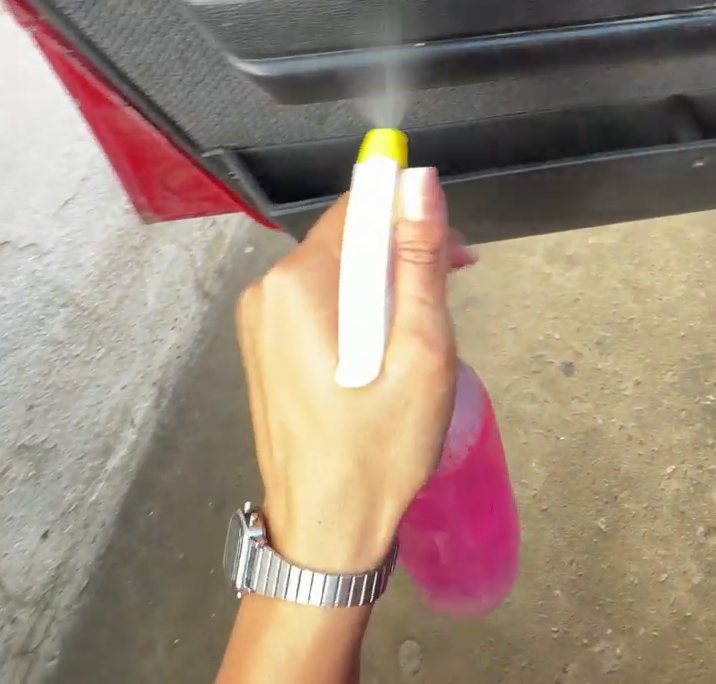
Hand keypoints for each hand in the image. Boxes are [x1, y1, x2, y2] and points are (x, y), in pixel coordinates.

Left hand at [236, 168, 473, 573]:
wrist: (326, 535)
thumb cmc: (382, 446)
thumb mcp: (420, 348)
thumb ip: (419, 259)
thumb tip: (418, 180)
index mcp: (299, 283)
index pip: (359, 208)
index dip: (411, 216)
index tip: (454, 253)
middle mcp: (268, 290)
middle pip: (349, 238)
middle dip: (405, 253)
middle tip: (453, 292)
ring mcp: (261, 321)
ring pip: (340, 270)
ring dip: (389, 283)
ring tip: (424, 331)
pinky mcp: (267, 345)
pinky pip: (323, 301)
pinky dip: (363, 308)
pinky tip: (389, 347)